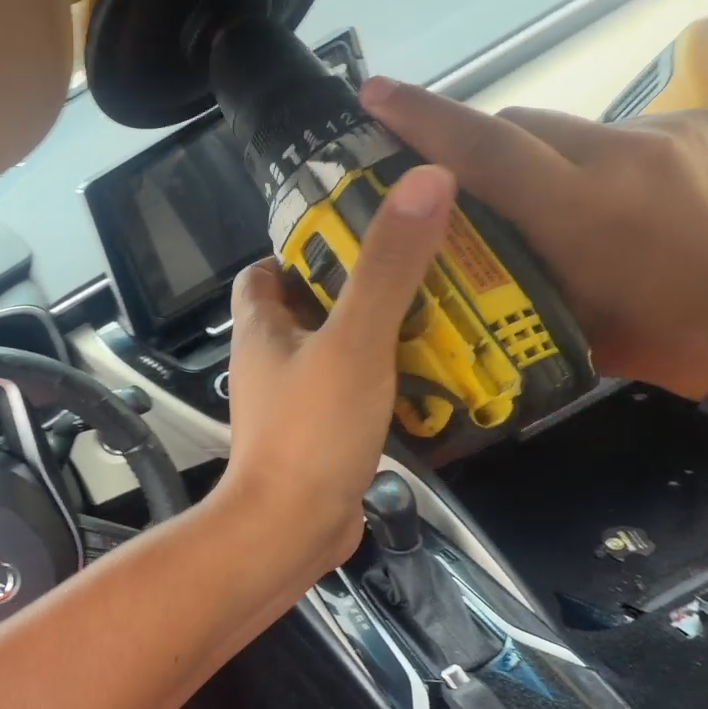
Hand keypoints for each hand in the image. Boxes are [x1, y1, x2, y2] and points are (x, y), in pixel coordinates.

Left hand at [217, 165, 456, 566]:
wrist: (290, 529)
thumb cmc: (310, 432)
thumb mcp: (354, 340)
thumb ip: (387, 267)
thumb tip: (424, 179)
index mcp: (260, 330)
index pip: (264, 271)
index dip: (301, 244)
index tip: (359, 227)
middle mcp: (269, 362)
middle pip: (308, 308)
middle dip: (358, 284)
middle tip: (425, 263)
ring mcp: (291, 403)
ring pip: (335, 352)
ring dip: (380, 333)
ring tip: (447, 310)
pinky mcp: (317, 437)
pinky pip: (353, 394)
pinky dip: (386, 381)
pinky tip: (436, 374)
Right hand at [360, 76, 707, 400]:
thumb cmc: (651, 337)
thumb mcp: (554, 318)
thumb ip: (504, 267)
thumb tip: (455, 241)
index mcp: (576, 211)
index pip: (484, 149)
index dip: (423, 119)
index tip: (376, 93)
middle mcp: (619, 155)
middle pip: (518, 126)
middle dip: (481, 151)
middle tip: (466, 192)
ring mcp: (666, 133)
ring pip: (567, 129)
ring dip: (542, 161)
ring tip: (556, 212)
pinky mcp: (701, 125)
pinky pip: (620, 134)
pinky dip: (599, 164)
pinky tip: (620, 206)